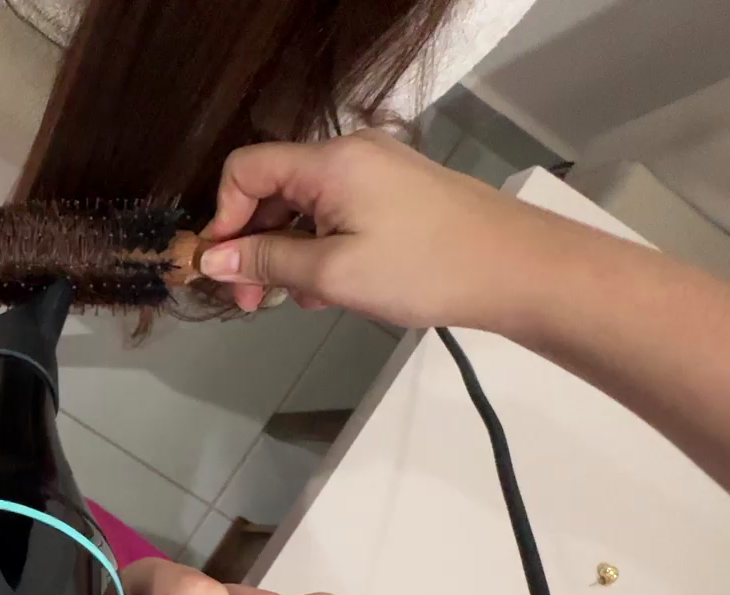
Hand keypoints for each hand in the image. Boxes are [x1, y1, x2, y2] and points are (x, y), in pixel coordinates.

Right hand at [197, 129, 573, 329]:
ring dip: (283, 256)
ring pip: (297, 211)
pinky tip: (327, 287)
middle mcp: (347, 157)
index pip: (245, 170)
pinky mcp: (387, 196)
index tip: (223, 268)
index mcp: (330, 163)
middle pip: (269, 193)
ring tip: (299, 299)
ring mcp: (371, 175)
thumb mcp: (330, 273)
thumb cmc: (423, 268)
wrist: (518, 271)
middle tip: (252, 301)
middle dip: (250, 246)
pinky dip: (315, 251)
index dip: (223, 218)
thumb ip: (265, 262)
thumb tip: (212, 261)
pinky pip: (328, 218)